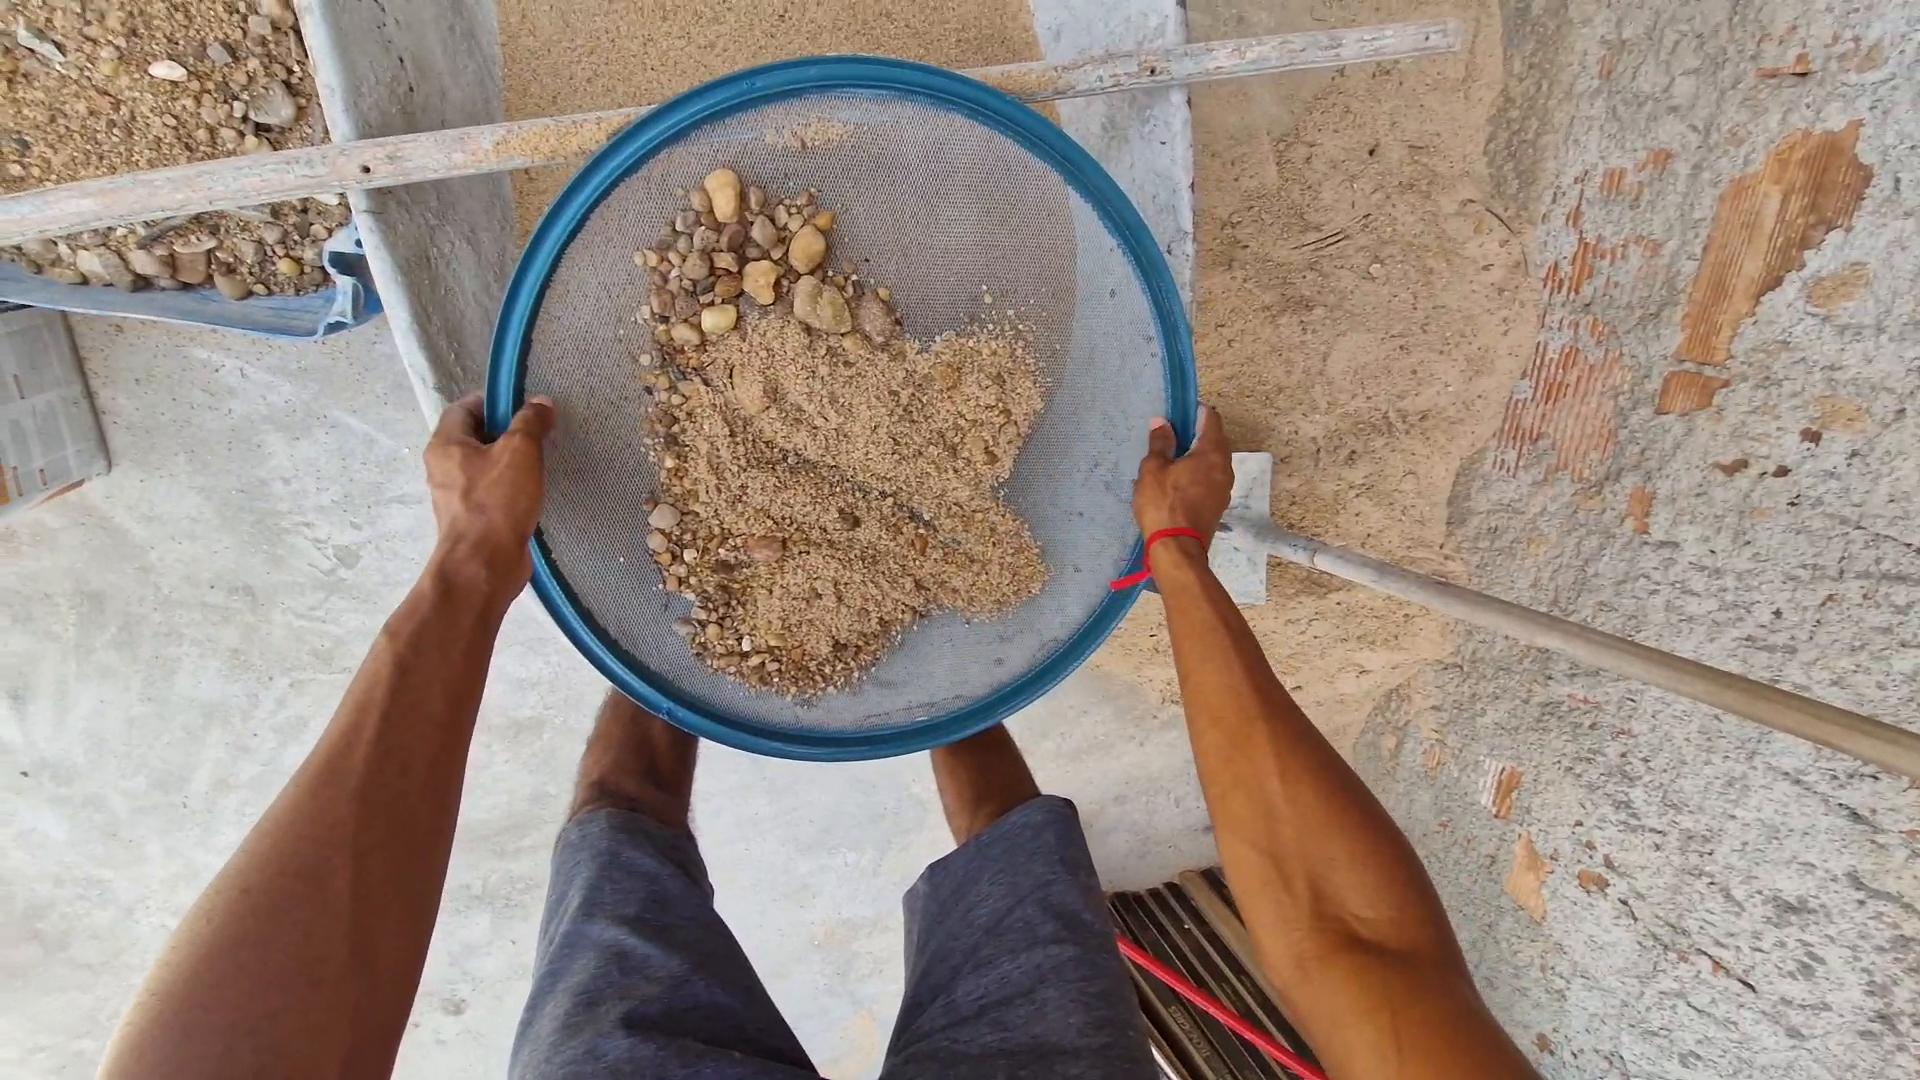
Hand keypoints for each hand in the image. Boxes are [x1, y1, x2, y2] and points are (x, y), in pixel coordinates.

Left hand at [424, 393, 555, 587]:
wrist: (486, 561)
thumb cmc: (498, 501)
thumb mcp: (520, 452)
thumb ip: (530, 423)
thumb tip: (540, 402)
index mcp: (446, 444)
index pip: (465, 407)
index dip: (495, 401)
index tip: (526, 406)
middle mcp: (443, 466)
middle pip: (475, 436)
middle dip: (506, 431)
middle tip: (539, 433)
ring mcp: (456, 494)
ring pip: (484, 465)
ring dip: (510, 460)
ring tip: (541, 462)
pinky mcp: (473, 517)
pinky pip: (491, 490)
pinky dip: (511, 485)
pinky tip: (533, 491)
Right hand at [1132, 405, 1233, 541]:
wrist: (1177, 549)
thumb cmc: (1163, 505)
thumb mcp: (1154, 470)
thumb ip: (1160, 443)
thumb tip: (1162, 423)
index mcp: (1212, 453)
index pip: (1211, 419)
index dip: (1195, 411)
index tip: (1176, 413)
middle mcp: (1225, 467)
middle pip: (1214, 440)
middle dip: (1194, 434)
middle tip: (1169, 436)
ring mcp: (1224, 488)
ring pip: (1212, 461)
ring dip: (1195, 455)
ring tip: (1169, 460)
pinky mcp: (1217, 504)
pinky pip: (1209, 478)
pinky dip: (1196, 473)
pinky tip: (1175, 481)